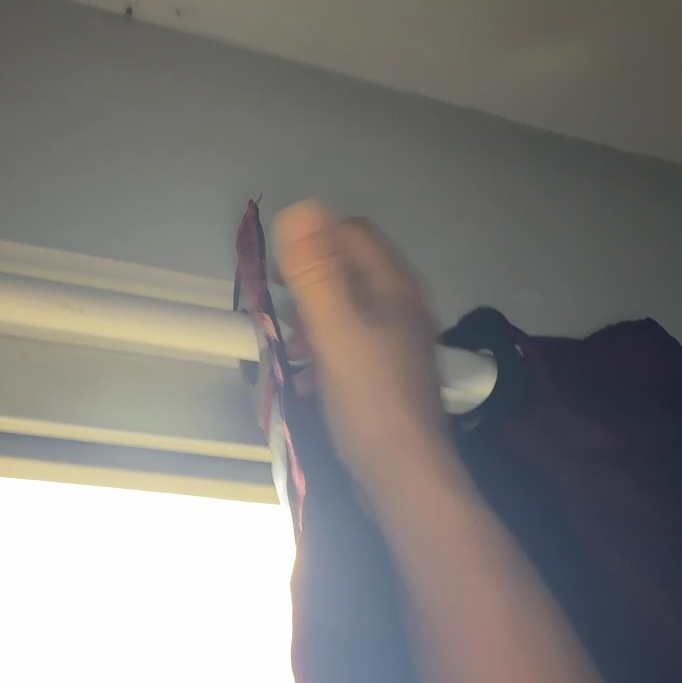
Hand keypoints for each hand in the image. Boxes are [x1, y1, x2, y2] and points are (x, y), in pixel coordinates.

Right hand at [272, 200, 454, 495]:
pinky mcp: (384, 374)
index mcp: (393, 286)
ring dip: (310, 325)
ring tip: (290, 350)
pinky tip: (307, 380)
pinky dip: (322, 355)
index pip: (349, 232)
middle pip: (345, 272)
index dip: (310, 243)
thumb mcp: (335, 330)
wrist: (402, 473)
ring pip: (343, 311)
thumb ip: (315, 272)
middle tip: (281, 317)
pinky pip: (346, 346)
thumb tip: (299, 209)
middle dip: (306, 288)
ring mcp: (395, 341)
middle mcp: (399, 306)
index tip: (279, 276)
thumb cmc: (369, 400)